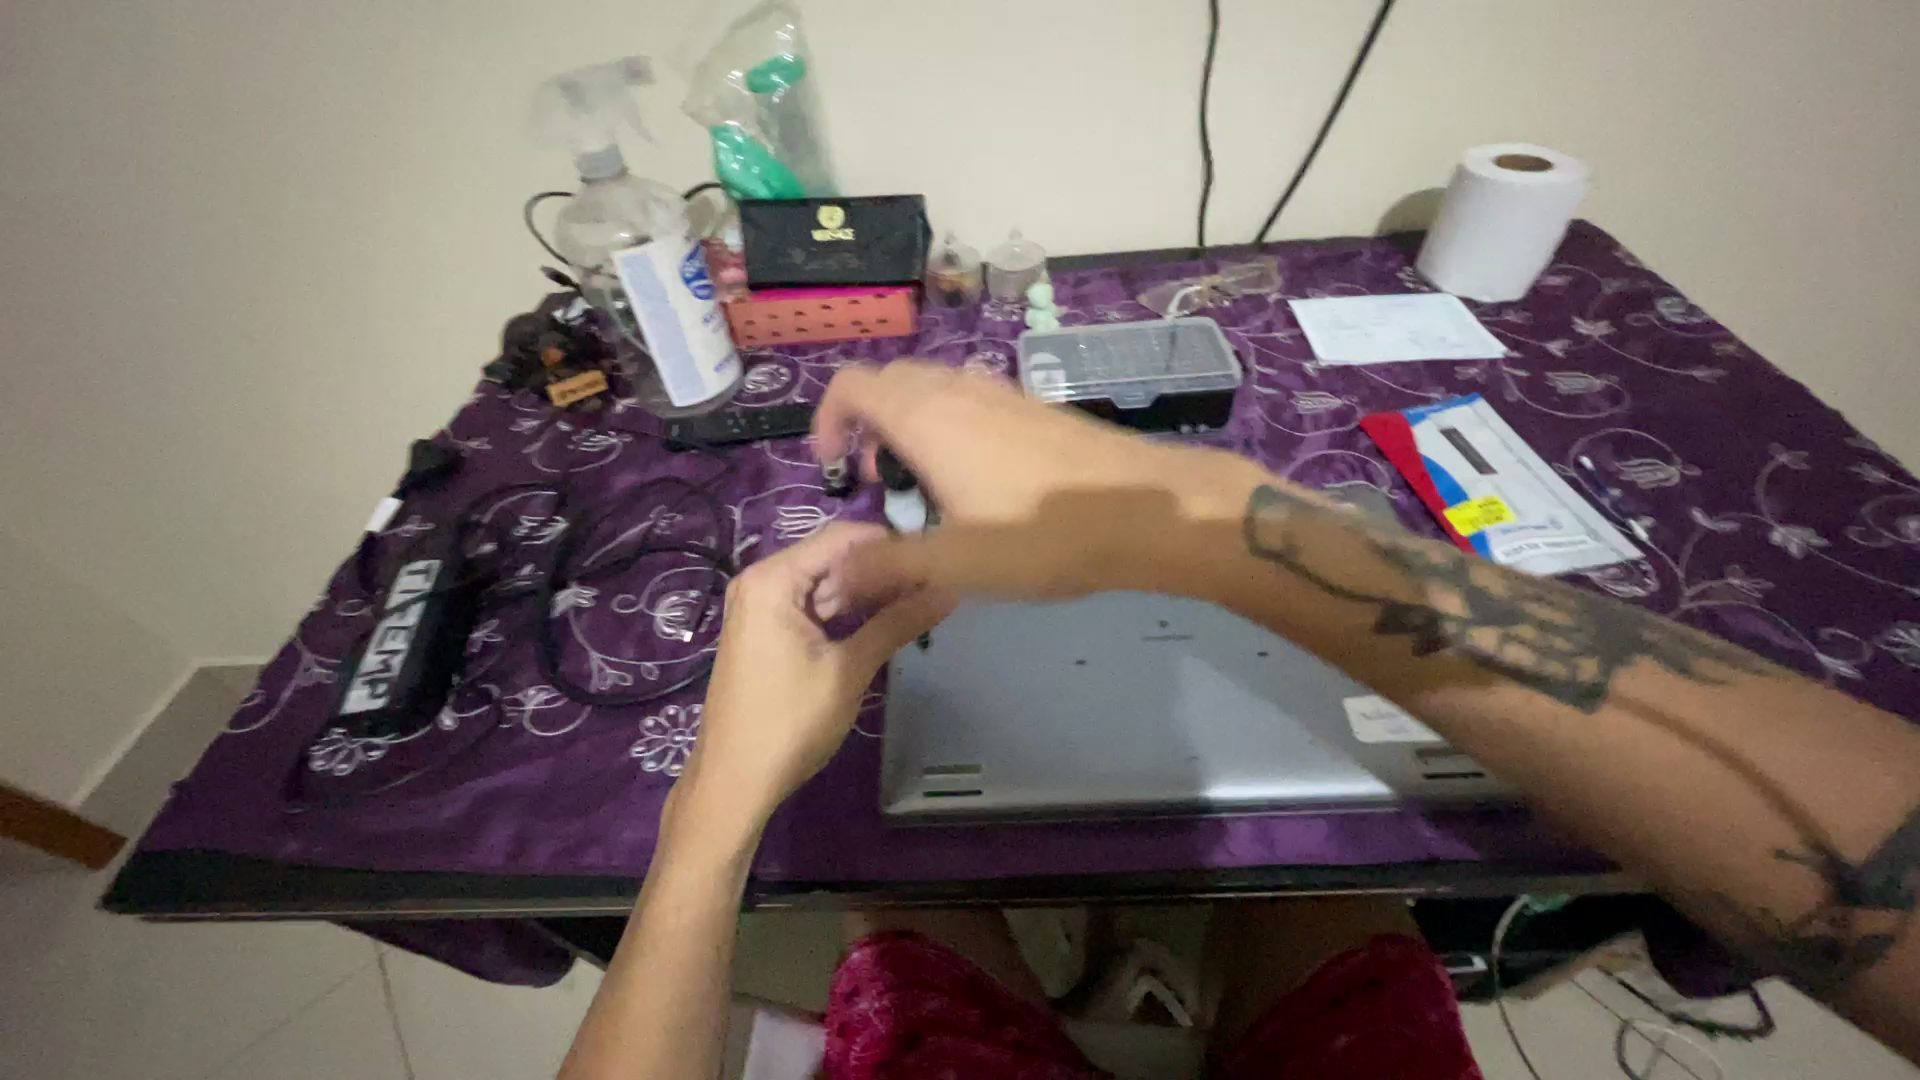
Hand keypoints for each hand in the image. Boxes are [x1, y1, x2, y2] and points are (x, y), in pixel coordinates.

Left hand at [669, 522, 952, 835]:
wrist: (735, 782)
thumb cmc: (789, 722)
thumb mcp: (850, 669)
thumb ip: (898, 623)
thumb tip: (948, 592)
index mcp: (773, 579)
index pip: (841, 536)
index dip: (891, 543)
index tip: (935, 557)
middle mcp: (762, 581)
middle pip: (833, 557)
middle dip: (882, 570)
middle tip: (935, 583)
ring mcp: (761, 607)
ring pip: (825, 583)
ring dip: (868, 593)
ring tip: (920, 601)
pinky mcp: (766, 631)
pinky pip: (812, 607)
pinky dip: (846, 613)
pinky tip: (884, 621)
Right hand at [811, 361, 1265, 611]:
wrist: (1146, 510)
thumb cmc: (1040, 536)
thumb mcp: (953, 562)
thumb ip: (885, 565)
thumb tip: (831, 578)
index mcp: (925, 416)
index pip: (852, 386)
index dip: (829, 420)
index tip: (834, 468)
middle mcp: (958, 389)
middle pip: (891, 385)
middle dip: (870, 429)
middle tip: (883, 484)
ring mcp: (1002, 392)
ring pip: (934, 392)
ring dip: (913, 429)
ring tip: (930, 489)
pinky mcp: (1035, 407)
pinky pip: (972, 402)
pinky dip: (952, 428)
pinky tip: (980, 484)